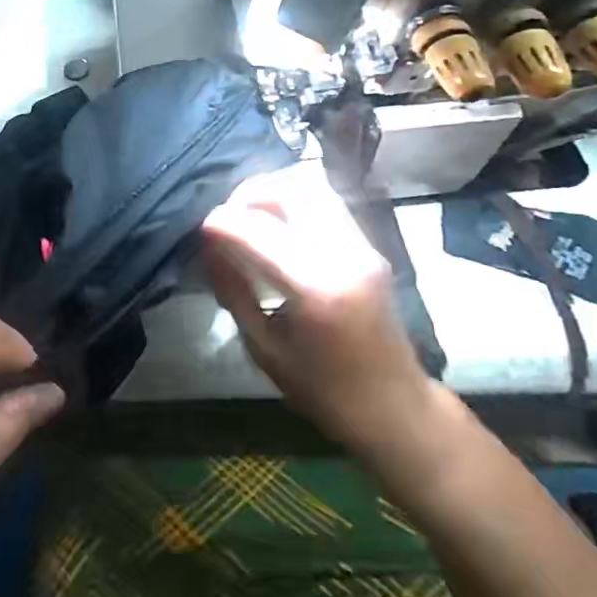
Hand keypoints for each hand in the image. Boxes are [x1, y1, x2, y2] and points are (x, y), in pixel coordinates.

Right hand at [200, 170, 439, 450]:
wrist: (394, 408)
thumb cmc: (323, 390)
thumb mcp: (264, 348)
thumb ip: (234, 291)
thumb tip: (208, 248)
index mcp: (316, 288)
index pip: (257, 230)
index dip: (222, 222)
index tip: (202, 230)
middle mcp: (344, 256)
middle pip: (292, 189)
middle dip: (250, 193)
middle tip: (227, 216)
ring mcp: (362, 247)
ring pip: (312, 188)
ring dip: (274, 193)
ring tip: (249, 216)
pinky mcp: (369, 247)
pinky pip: (325, 204)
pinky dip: (294, 203)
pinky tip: (276, 227)